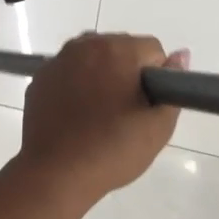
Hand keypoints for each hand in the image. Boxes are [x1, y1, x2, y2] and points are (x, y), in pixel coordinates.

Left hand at [19, 33, 186, 202]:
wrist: (56, 172)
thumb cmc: (113, 149)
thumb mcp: (158, 125)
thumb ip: (173, 84)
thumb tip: (180, 54)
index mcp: (115, 50)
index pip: (151, 50)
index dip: (156, 78)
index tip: (147, 105)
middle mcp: (82, 45)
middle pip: (118, 48)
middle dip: (127, 72)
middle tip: (125, 111)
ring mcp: (56, 61)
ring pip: (90, 58)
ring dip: (100, 75)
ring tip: (99, 113)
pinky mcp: (38, 79)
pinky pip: (67, 73)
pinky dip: (74, 85)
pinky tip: (75, 115)